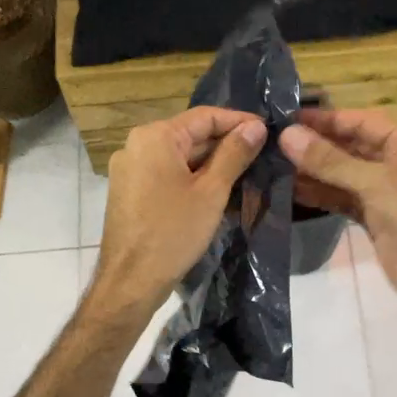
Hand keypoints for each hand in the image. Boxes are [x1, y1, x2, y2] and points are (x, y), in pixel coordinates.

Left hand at [89, 106, 267, 314]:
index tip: (268, 131)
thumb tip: (257, 127)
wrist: (131, 280)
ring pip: (178, 156)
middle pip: (190, 135)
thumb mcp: (211, 192)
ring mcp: (129, 169)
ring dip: (210, 163)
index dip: (239, 121)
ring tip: (246, 172)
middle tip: (262, 154)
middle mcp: (136, 144)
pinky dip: (191, 178)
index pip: (205, 116)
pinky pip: (165, 174)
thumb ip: (234, 154)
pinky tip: (215, 191)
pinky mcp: (129, 191)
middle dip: (225, 144)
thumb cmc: (173, 233)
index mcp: (155, 136)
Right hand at [279, 109, 396, 319]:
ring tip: (275, 165)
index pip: (362, 122)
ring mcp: (386, 194)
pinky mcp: (375, 220)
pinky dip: (321, 195)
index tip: (288, 117)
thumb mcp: (375, 182)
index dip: (327, 119)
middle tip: (274, 142)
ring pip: (344, 175)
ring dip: (314, 171)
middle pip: (351, 147)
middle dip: (316, 145)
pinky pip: (344, 200)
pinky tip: (292, 191)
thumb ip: (330, 160)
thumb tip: (288, 135)